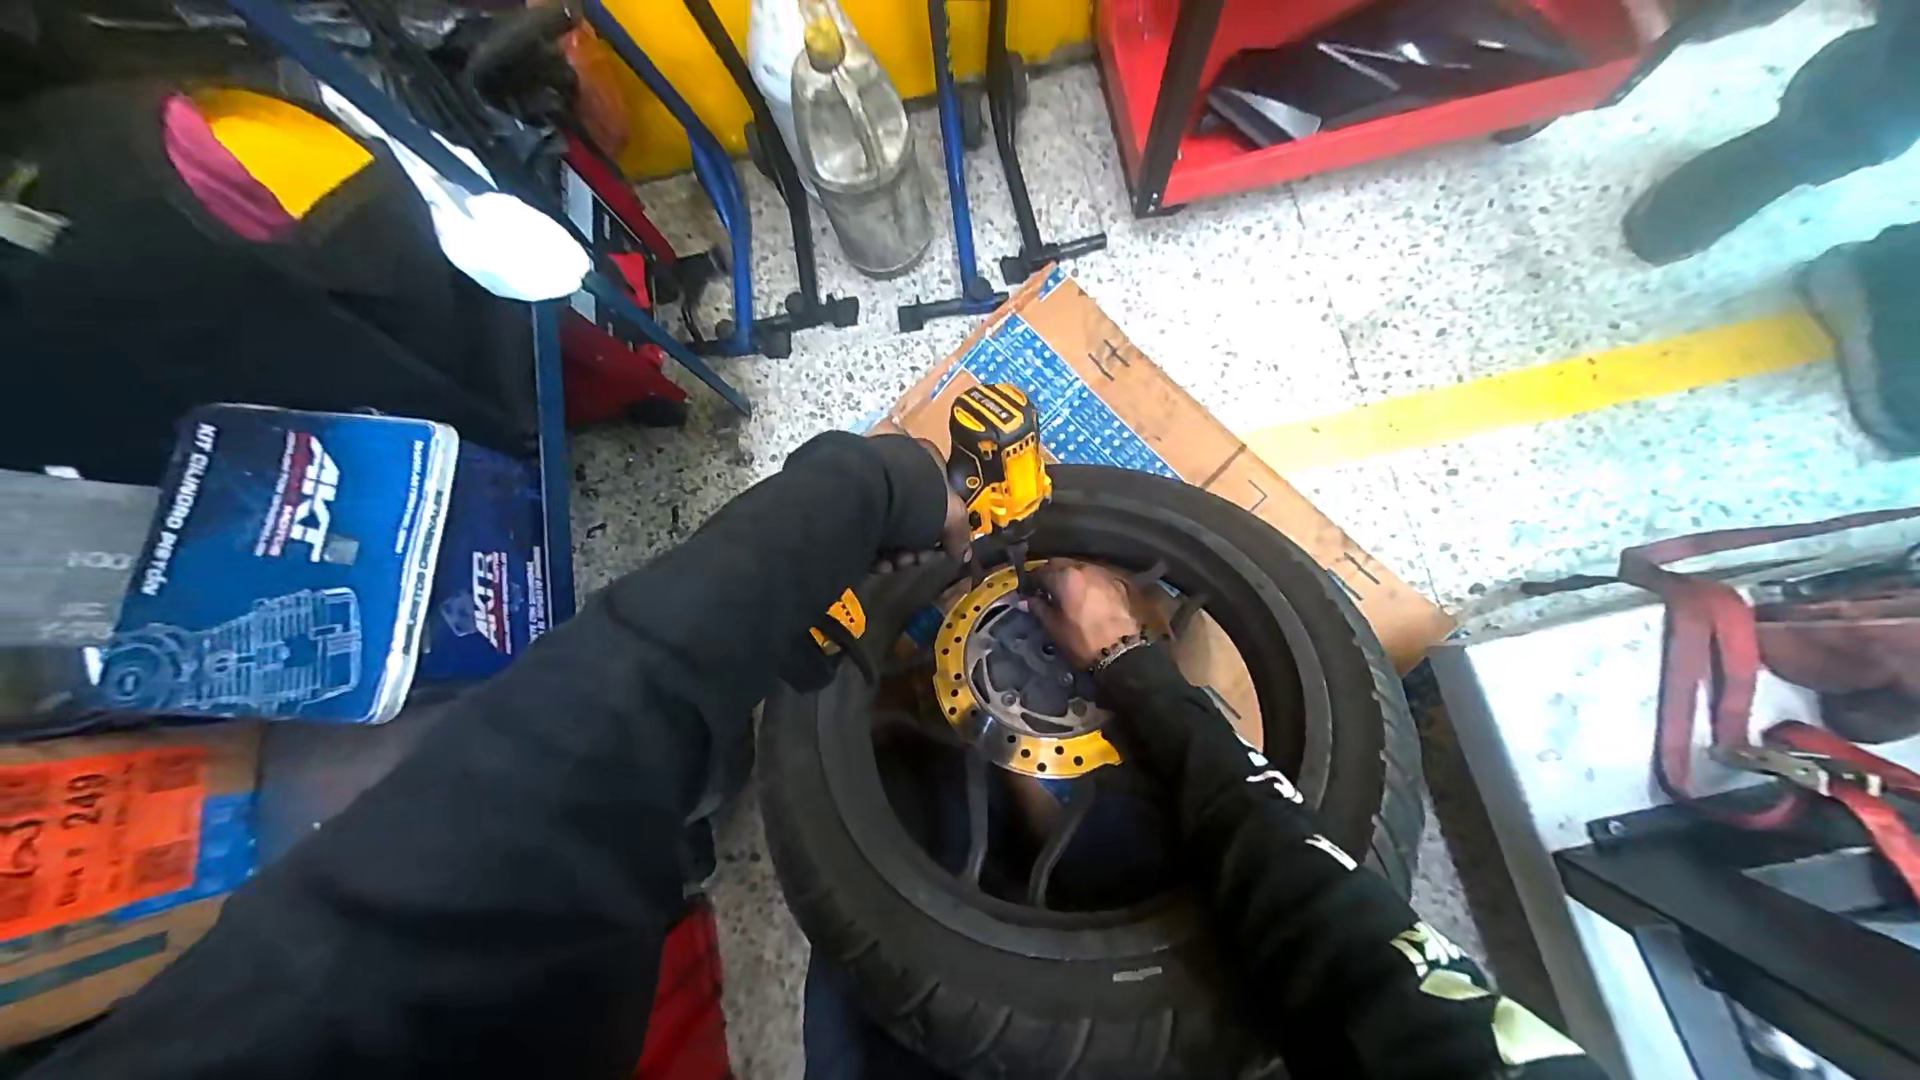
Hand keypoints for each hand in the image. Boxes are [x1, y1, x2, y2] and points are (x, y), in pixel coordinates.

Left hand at [873, 438, 971, 572]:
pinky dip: (873, 549)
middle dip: (917, 542)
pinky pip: (865, 529)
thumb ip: (959, 532)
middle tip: (918, 557)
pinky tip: (878, 561)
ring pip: (887, 523)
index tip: (941, 543)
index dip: (943, 519)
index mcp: (918, 450)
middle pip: (910, 510)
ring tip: (897, 562)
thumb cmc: (917, 495)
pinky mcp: (843, 501)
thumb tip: (962, 552)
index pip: (936, 484)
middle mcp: (889, 458)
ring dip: (897, 550)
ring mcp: (863, 478)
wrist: (869, 495)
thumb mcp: (952, 513)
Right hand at [1028, 560, 1143, 668]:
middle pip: (1062, 563)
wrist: (1122, 651)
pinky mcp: (1119, 582)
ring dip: (1072, 576)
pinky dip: (1088, 582)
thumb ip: (1038, 608)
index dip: (1032, 581)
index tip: (1029, 591)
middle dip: (1052, 573)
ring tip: (1069, 592)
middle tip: (1048, 589)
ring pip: (1081, 567)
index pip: (1040, 570)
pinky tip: (1088, 595)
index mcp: (1065, 576)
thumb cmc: (1082, 640)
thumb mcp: (1054, 627)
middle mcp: (1084, 567)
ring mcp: (1104, 573)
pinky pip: (1097, 576)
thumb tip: (1027, 600)